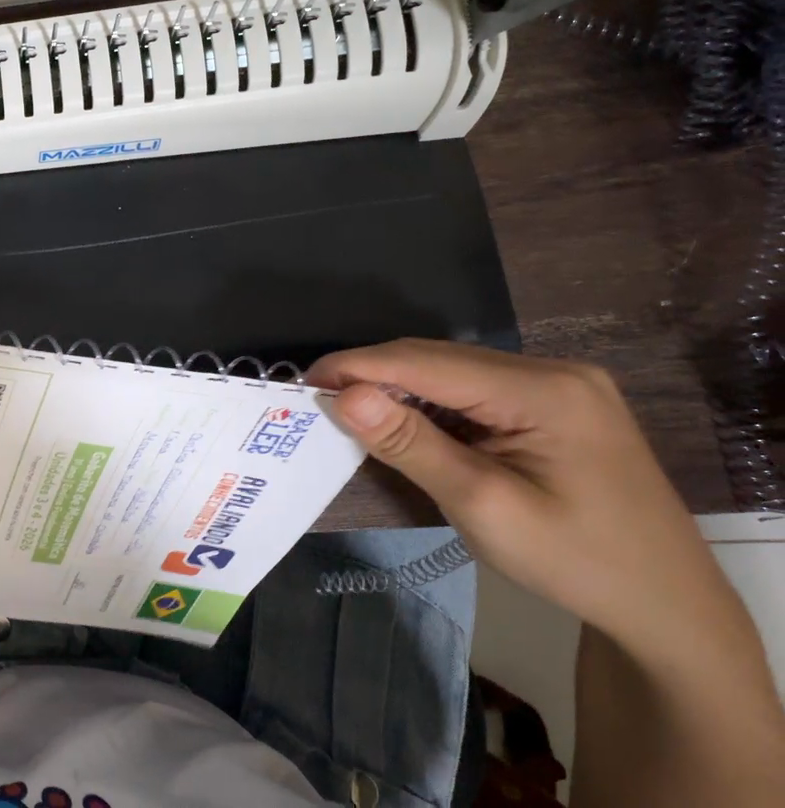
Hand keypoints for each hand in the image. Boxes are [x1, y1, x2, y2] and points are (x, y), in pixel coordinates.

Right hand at [306, 340, 741, 655]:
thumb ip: (411, 444)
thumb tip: (342, 394)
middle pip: (437, 359)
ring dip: (397, 389)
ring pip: (451, 372)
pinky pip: (473, 391)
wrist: (666, 605)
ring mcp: (561, 388)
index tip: (298, 384)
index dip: (355, 366)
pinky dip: (429, 403)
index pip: (424, 361)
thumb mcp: (482, 504)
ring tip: (348, 414)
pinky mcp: (557, 407)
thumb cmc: (575, 560)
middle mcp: (555, 373)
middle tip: (314, 404)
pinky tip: (404, 425)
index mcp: (544, 390)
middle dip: (371, 376)